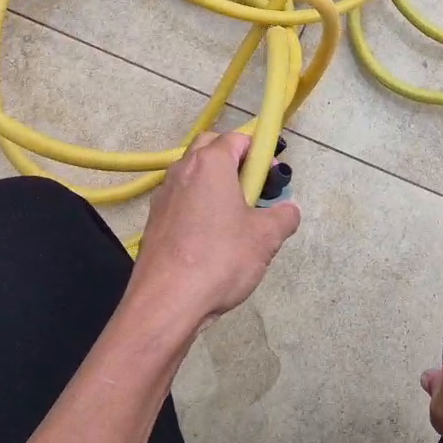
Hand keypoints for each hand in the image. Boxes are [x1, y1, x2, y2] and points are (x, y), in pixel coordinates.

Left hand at [128, 131, 300, 332]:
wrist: (165, 303)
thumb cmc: (220, 259)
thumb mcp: (266, 238)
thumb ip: (284, 216)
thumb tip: (289, 211)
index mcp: (210, 163)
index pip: (238, 138)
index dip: (259, 153)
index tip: (271, 178)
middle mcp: (182, 170)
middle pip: (211, 148)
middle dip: (234, 161)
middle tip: (251, 192)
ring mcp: (163, 195)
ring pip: (193, 175)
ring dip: (214, 185)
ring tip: (233, 220)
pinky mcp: (153, 221)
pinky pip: (181, 200)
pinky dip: (197, 208)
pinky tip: (209, 241)